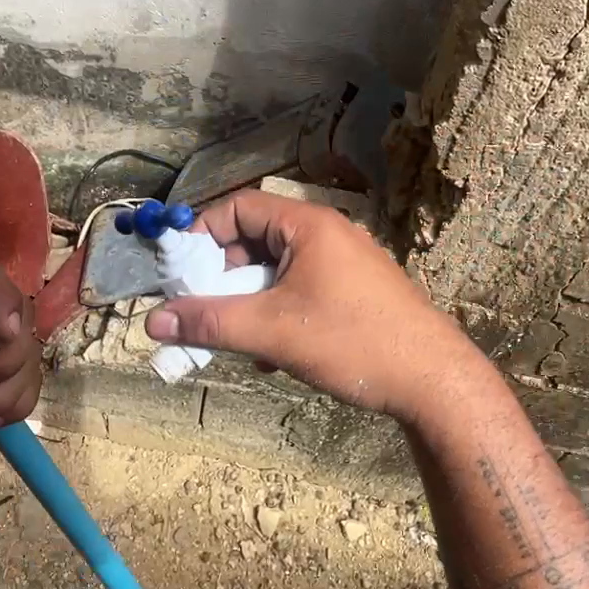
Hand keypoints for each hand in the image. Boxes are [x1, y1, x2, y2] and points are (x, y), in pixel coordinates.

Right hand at [143, 190, 484, 423]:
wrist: (435, 381)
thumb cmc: (353, 341)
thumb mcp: (273, 332)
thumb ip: (210, 322)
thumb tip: (153, 320)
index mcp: (308, 225)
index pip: (238, 207)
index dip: (201, 233)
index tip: (178, 270)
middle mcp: (327, 233)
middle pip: (256, 238)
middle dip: (222, 275)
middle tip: (201, 309)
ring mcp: (344, 262)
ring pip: (276, 269)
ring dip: (248, 300)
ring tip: (237, 337)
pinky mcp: (354, 290)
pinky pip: (299, 288)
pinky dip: (277, 313)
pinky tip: (273, 355)